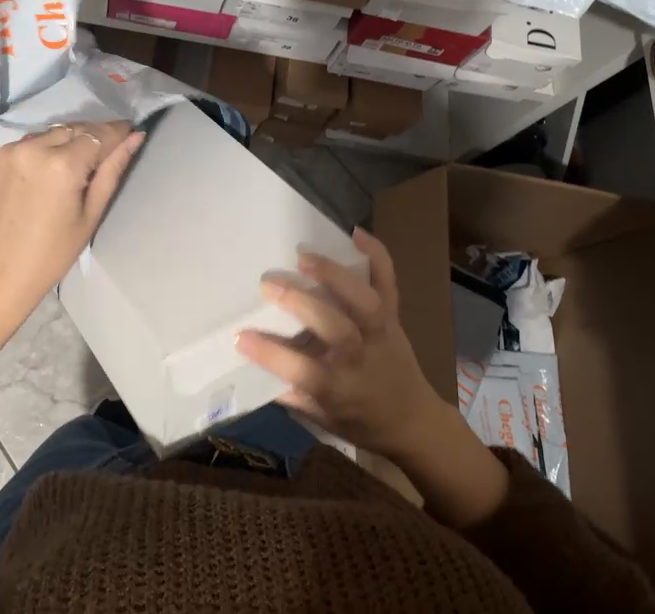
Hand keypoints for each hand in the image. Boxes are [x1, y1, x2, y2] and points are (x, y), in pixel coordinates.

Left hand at [0, 120, 143, 321]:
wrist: (3, 270)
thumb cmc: (55, 251)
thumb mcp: (91, 213)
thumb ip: (112, 170)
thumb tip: (134, 137)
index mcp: (62, 165)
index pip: (98, 135)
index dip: (116, 131)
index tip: (130, 130)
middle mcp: (33, 148)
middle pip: (74, 129)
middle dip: (92, 137)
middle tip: (105, 152)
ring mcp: (9, 150)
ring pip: (50, 133)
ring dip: (65, 142)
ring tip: (73, 165)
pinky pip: (27, 143)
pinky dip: (40, 151)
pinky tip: (44, 173)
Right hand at [236, 228, 442, 459]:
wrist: (414, 421)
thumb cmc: (360, 421)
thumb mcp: (322, 419)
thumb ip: (290, 393)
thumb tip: (250, 362)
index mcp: (341, 390)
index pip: (304, 372)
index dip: (272, 355)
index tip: (240, 336)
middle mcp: (363, 359)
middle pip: (337, 328)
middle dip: (302, 303)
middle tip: (268, 283)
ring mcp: (382, 334)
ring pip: (365, 301)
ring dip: (334, 275)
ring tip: (303, 255)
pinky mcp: (394, 317)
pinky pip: (389, 283)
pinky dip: (377, 256)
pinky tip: (356, 233)